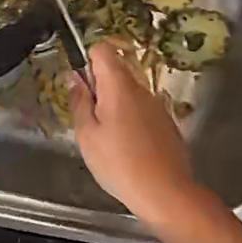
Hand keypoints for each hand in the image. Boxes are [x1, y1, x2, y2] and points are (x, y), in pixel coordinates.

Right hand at [70, 42, 207, 222]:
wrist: (165, 192)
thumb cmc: (118, 163)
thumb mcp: (87, 135)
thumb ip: (79, 102)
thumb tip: (75, 78)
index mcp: (119, 86)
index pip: (103, 50)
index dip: (87, 59)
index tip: (80, 84)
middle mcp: (141, 89)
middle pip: (116, 71)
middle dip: (98, 87)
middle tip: (88, 118)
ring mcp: (157, 106)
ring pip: (129, 93)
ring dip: (114, 105)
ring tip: (105, 137)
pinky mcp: (166, 123)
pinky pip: (142, 110)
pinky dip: (130, 120)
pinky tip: (126, 148)